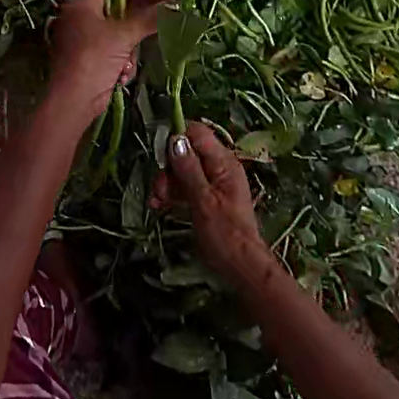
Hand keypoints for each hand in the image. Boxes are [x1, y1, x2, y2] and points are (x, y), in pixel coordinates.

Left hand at [47, 0, 169, 114]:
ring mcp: (85, 39)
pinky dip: (121, 62)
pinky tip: (121, 75)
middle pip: (120, 11)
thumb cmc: (94, 59)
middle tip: (162, 24)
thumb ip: (149, 18)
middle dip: (138, 25)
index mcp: (83, 5)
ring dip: (130, 50)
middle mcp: (82, 18)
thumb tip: (172, 8)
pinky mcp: (90, 59)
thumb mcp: (124, 35)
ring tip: (128, 62)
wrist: (74, 100)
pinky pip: (114, 52)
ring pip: (120, 35)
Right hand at [152, 121, 278, 289]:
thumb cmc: (224, 234)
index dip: (176, 137)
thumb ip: (189, 169)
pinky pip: (187, 185)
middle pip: (188, 152)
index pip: (198, 133)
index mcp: (223, 162)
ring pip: (184, 169)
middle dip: (168, 167)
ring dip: (168, 182)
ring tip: (158, 202)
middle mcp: (220, 167)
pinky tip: (162, 206)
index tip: (158, 154)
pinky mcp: (209, 197)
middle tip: (159, 189)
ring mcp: (215, 182)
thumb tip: (175, 138)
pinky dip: (174, 193)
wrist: (240, 265)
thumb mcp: (203, 200)